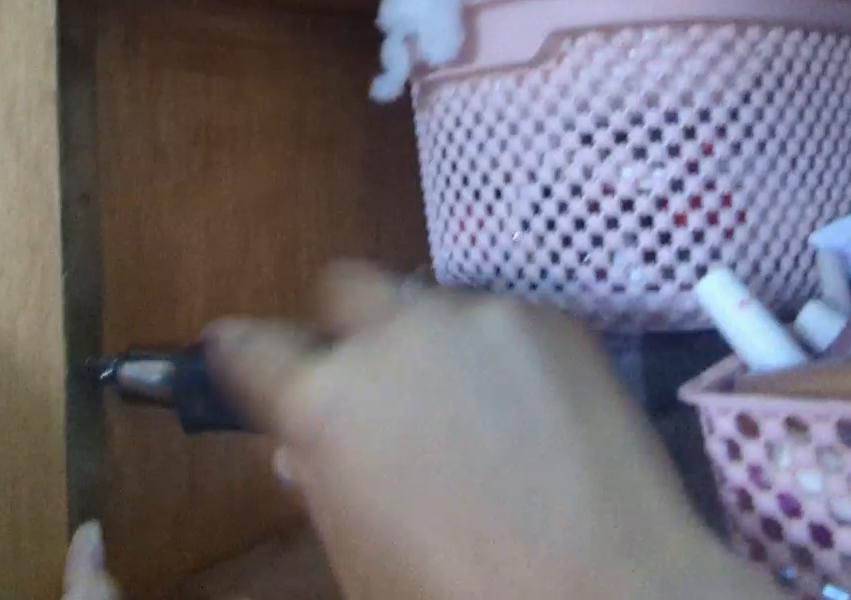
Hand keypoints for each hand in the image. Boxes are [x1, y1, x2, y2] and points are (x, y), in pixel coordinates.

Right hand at [207, 263, 769, 599]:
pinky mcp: (543, 311)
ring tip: (473, 398)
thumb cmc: (462, 593)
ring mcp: (474, 314)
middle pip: (344, 282)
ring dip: (430, 338)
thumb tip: (306, 442)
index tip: (236, 345)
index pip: (251, 346)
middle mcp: (394, 334)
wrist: (614, 595)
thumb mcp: (364, 558)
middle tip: (373, 366)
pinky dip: (497, 349)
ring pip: (429, 302)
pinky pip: (498, 318)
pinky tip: (531, 404)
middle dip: (345, 319)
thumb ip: (325, 480)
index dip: (238, 347)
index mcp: (328, 401)